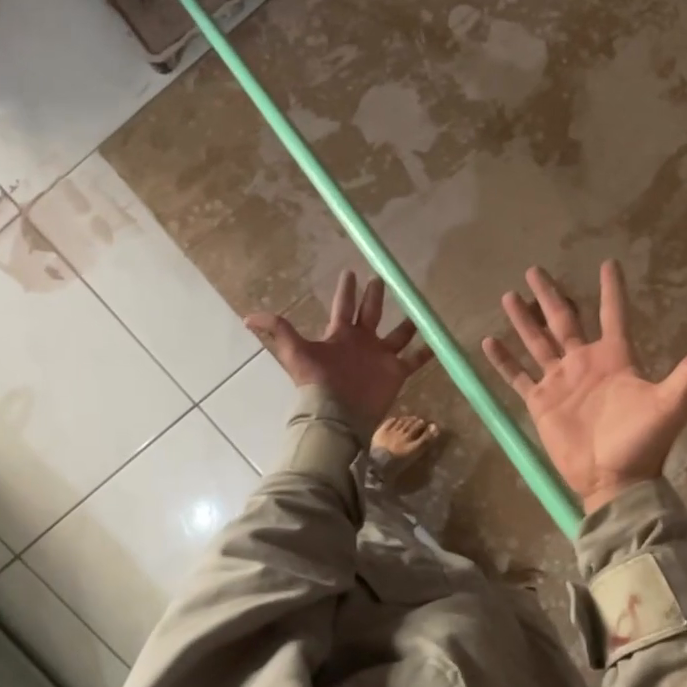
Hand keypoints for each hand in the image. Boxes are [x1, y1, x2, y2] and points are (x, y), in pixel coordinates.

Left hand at [246, 271, 433, 432]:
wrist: (337, 414)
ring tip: (418, 308)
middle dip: (375, 296)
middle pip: (371, 314)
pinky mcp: (395, 372)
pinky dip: (426, 351)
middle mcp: (361, 343)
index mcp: (340, 335)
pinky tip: (439, 341)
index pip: (344, 306)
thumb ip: (278, 330)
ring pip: (397, 335)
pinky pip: (414, 360)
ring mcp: (380, 357)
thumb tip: (247, 317)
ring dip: (406, 323)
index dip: (347, 290)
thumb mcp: (295, 352)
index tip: (350, 272)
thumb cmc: (318, 382)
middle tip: (381, 278)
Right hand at [483, 261, 686, 512]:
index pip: (613, 315)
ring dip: (523, 321)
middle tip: (534, 270)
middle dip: (550, 296)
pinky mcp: (541, 403)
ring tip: (509, 296)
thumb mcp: (670, 405)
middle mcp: (585, 363)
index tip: (608, 264)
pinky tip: (489, 342)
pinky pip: (518, 377)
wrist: (612, 480)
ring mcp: (560, 382)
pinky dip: (504, 361)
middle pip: (564, 321)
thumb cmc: (642, 442)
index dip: (611, 291)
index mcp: (615, 358)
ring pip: (537, 343)